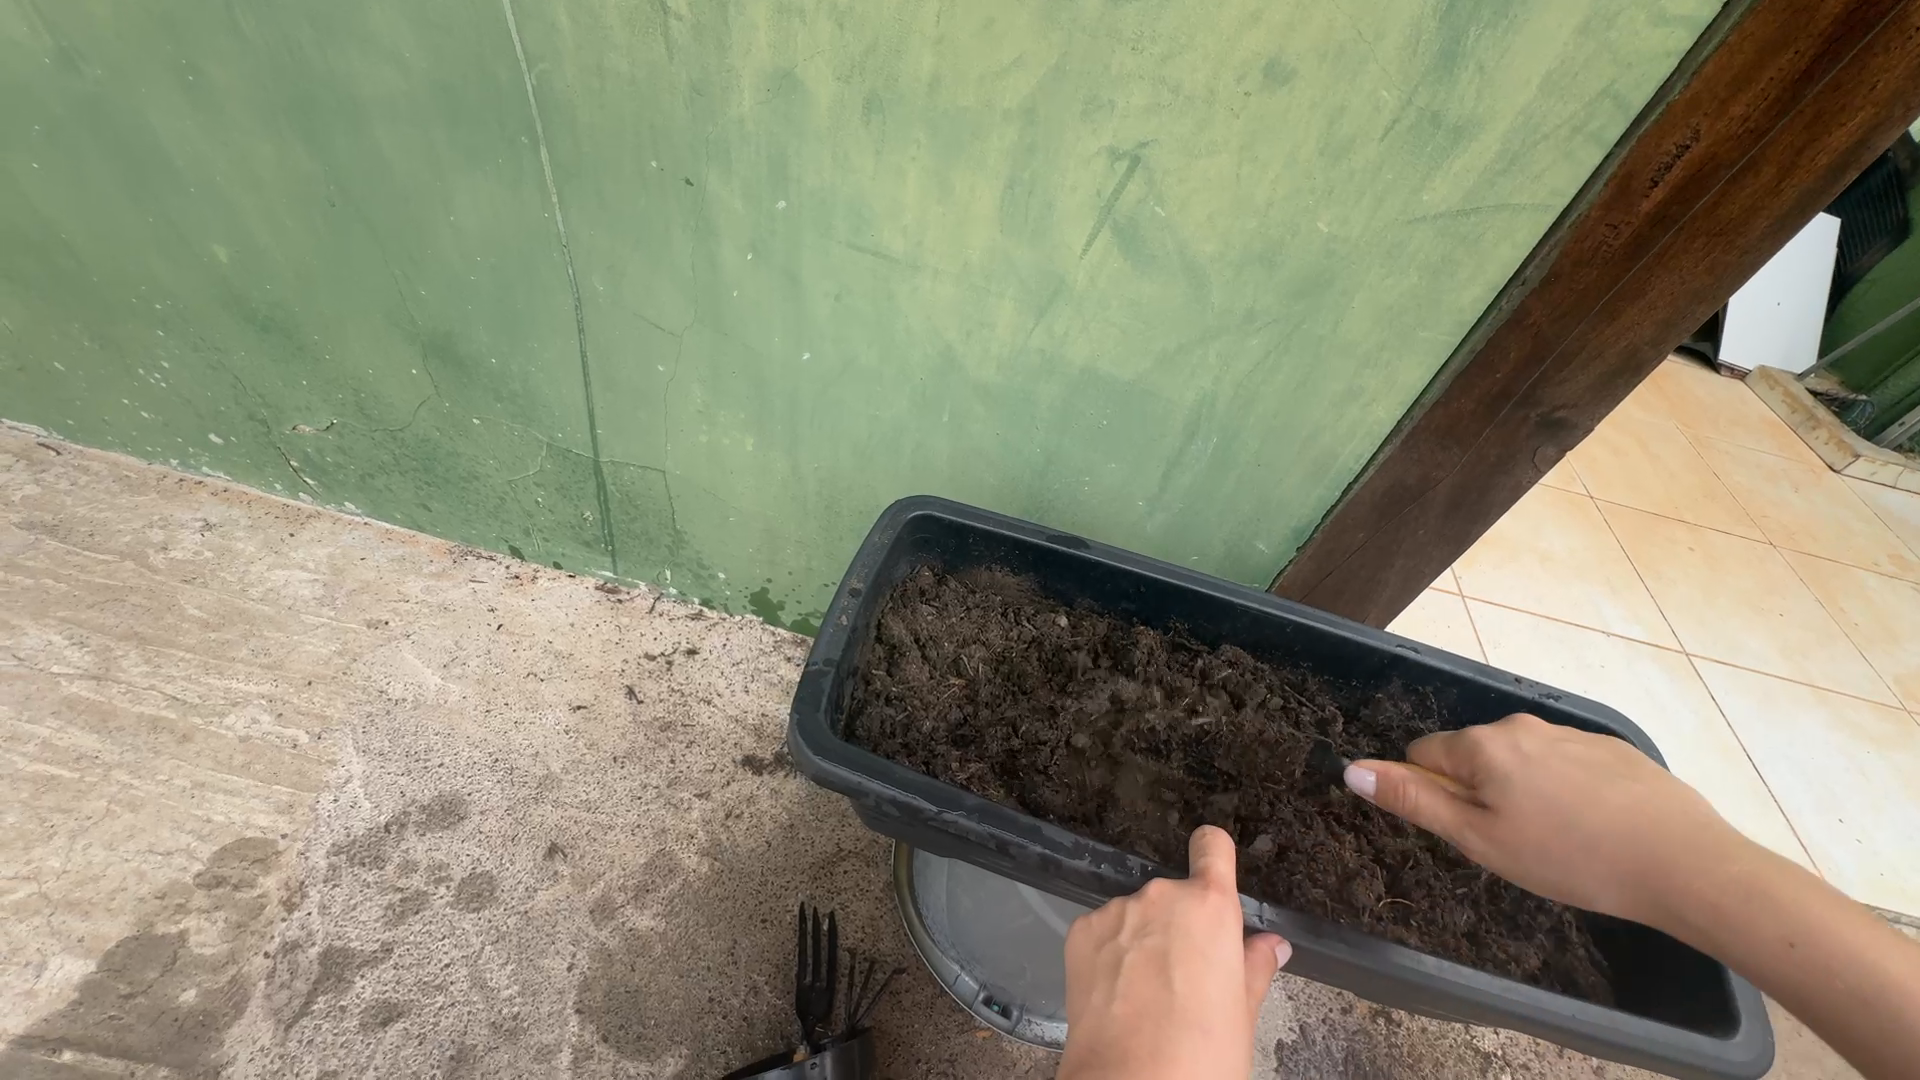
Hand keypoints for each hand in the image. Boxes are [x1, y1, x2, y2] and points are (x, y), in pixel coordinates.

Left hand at [1058, 826, 1291, 1079]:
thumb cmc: (1201, 1056)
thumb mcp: (1244, 1015)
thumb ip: (1254, 967)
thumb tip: (1272, 943)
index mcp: (1209, 907)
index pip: (1212, 846)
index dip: (1213, 854)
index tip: (1212, 868)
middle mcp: (1160, 895)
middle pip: (1174, 897)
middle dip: (1179, 927)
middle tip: (1184, 979)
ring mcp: (1116, 910)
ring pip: (1137, 917)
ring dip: (1142, 941)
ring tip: (1146, 996)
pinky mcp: (1081, 930)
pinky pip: (1104, 933)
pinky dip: (1110, 955)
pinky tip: (1116, 995)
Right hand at [1344, 712, 1747, 928]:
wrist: (1691, 867)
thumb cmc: (1570, 858)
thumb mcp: (1479, 839)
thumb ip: (1413, 799)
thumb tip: (1353, 768)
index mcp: (1480, 745)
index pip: (1423, 753)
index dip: (1435, 791)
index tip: (1471, 829)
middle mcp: (1518, 725)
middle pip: (1472, 753)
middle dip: (1480, 788)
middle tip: (1515, 840)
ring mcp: (1570, 733)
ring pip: (1520, 758)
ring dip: (1523, 787)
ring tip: (1562, 837)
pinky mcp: (1614, 748)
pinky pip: (1565, 762)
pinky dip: (1567, 787)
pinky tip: (1598, 825)